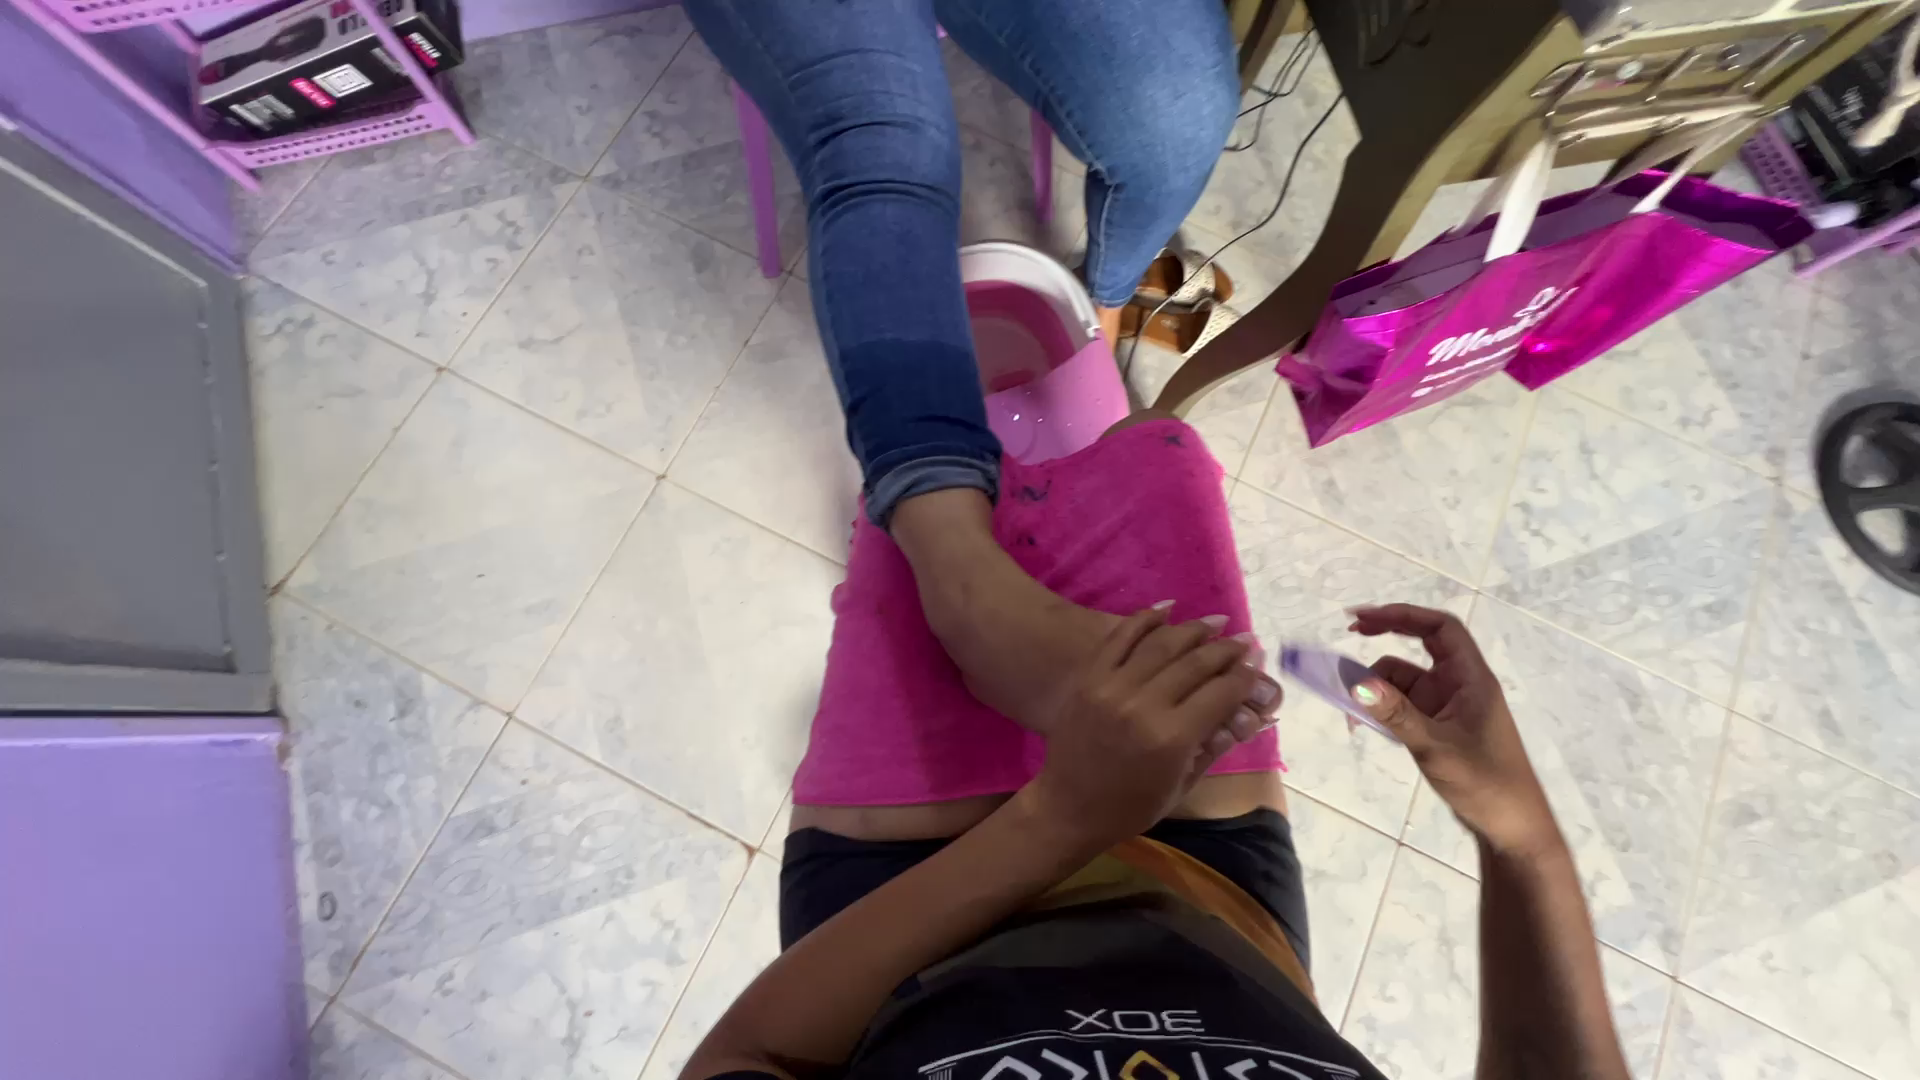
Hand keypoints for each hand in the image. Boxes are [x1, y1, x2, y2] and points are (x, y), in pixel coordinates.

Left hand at [1024, 605, 1272, 845]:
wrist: (1069, 806)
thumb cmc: (1131, 806)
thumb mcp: (1183, 784)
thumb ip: (1214, 744)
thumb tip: (1247, 711)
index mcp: (1172, 739)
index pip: (1220, 694)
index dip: (1243, 675)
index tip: (1257, 662)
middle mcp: (1143, 706)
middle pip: (1194, 664)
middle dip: (1226, 648)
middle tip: (1244, 638)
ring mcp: (1111, 687)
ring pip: (1160, 644)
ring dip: (1192, 628)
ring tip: (1215, 621)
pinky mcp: (1089, 677)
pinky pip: (1119, 638)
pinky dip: (1144, 619)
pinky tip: (1167, 608)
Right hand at [1347, 604, 1561, 858]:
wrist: (1511, 829)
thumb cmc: (1485, 784)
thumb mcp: (1435, 748)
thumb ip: (1394, 714)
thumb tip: (1354, 683)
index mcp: (1471, 679)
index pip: (1440, 629)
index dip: (1403, 615)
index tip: (1364, 618)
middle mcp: (1458, 684)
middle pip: (1419, 643)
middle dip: (1385, 633)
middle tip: (1349, 629)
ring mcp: (1445, 704)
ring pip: (1401, 677)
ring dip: (1373, 684)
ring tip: (1348, 707)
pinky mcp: (1434, 724)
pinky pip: (1399, 703)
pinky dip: (1378, 707)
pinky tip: (1360, 724)